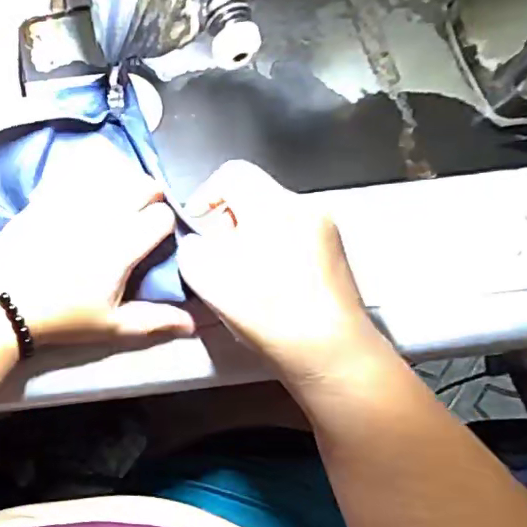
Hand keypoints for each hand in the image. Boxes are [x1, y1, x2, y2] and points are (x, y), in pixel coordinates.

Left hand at [0, 155, 194, 346]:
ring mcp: (72, 200)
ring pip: (111, 172)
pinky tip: (83, 192)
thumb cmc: (62, 317)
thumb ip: (154, 320)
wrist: (2, 303)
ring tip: (114, 203)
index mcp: (124, 244)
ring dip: (120, 183)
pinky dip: (86, 175)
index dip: (164, 226)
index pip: (163, 216)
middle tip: (139, 216)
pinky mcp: (46, 195)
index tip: (155, 240)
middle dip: (149, 196)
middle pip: (142, 183)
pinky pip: (74, 171)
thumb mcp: (111, 326)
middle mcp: (103, 213)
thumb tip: (192, 324)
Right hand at [176, 160, 386, 386]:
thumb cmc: (268, 312)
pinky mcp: (335, 254)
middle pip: (252, 198)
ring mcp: (325, 230)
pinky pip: (292, 239)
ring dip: (250, 243)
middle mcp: (304, 206)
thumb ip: (190, 249)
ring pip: (272, 221)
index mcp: (273, 204)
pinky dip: (273, 256)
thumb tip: (198, 242)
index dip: (204, 195)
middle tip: (217, 263)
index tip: (196, 227)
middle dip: (228, 226)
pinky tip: (271, 292)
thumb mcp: (206, 279)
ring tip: (243, 282)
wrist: (331, 353)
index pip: (231, 173)